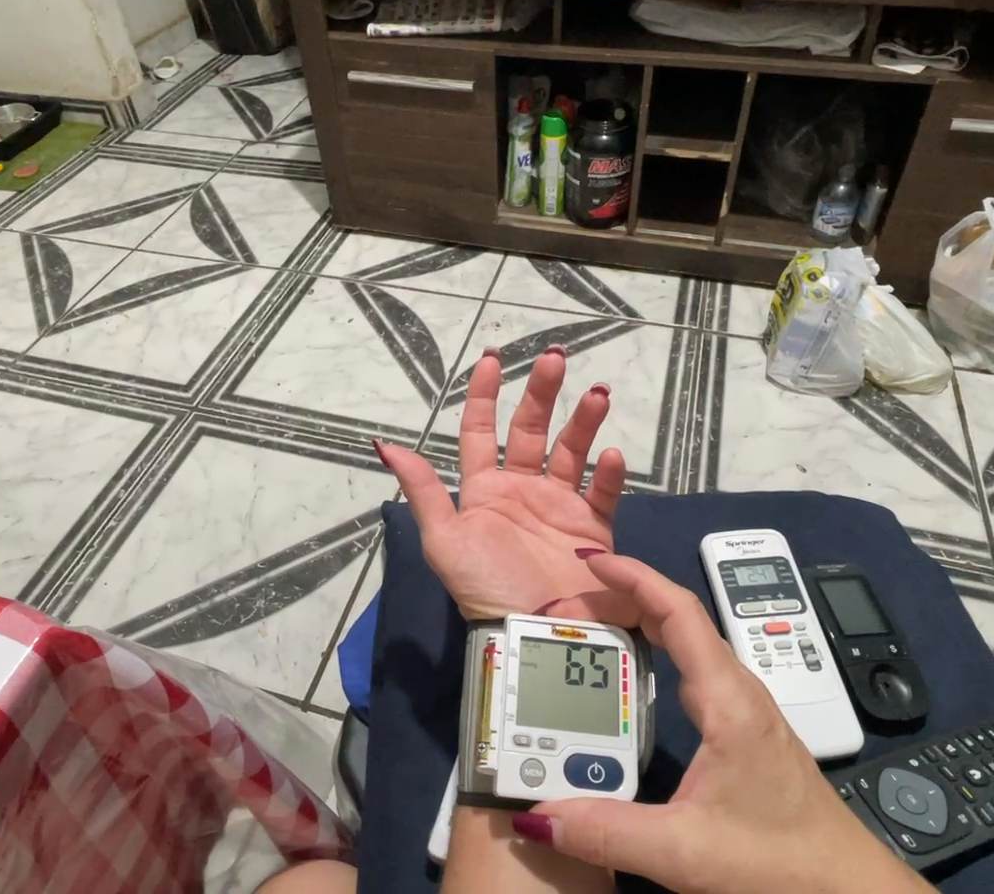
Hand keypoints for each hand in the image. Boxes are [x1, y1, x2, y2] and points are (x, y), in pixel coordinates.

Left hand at [376, 346, 634, 624]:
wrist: (533, 636)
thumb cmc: (485, 586)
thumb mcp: (443, 539)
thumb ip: (422, 489)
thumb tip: (385, 444)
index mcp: (483, 490)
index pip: (481, 431)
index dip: (485, 394)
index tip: (493, 358)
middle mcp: (521, 490)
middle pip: (531, 429)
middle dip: (542, 392)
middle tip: (557, 358)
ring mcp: (559, 506)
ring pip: (571, 450)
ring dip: (583, 421)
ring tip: (597, 394)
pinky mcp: (592, 528)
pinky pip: (602, 492)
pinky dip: (608, 473)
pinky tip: (609, 454)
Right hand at [513, 555, 937, 893]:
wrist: (849, 893)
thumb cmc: (783, 864)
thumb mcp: (687, 851)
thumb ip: (610, 831)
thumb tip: (540, 814)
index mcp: (727, 698)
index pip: (678, 610)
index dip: (634, 576)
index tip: (590, 561)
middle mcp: (734, 689)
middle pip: (674, 618)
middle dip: (618, 600)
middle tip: (565, 612)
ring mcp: (739, 707)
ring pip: (681, 642)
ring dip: (633, 624)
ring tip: (584, 633)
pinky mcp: (738, 728)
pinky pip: (686, 670)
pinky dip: (648, 654)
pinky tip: (625, 677)